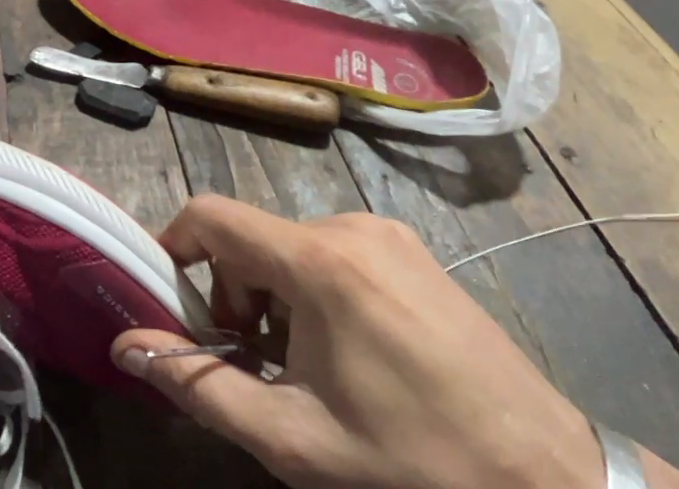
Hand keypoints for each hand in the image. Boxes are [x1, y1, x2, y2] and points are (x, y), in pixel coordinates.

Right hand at [110, 195, 678, 488]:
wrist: (554, 481)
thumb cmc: (413, 461)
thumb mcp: (293, 437)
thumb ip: (198, 385)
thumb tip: (125, 347)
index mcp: (319, 261)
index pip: (210, 216)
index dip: (173, 247)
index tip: (170, 302)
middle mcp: (350, 228)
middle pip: (248, 238)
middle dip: (230, 294)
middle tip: (253, 361)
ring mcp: (388, 236)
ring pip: (287, 245)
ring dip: (270, 296)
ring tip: (302, 363)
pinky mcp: (414, 252)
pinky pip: (330, 251)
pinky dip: (310, 290)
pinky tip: (346, 350)